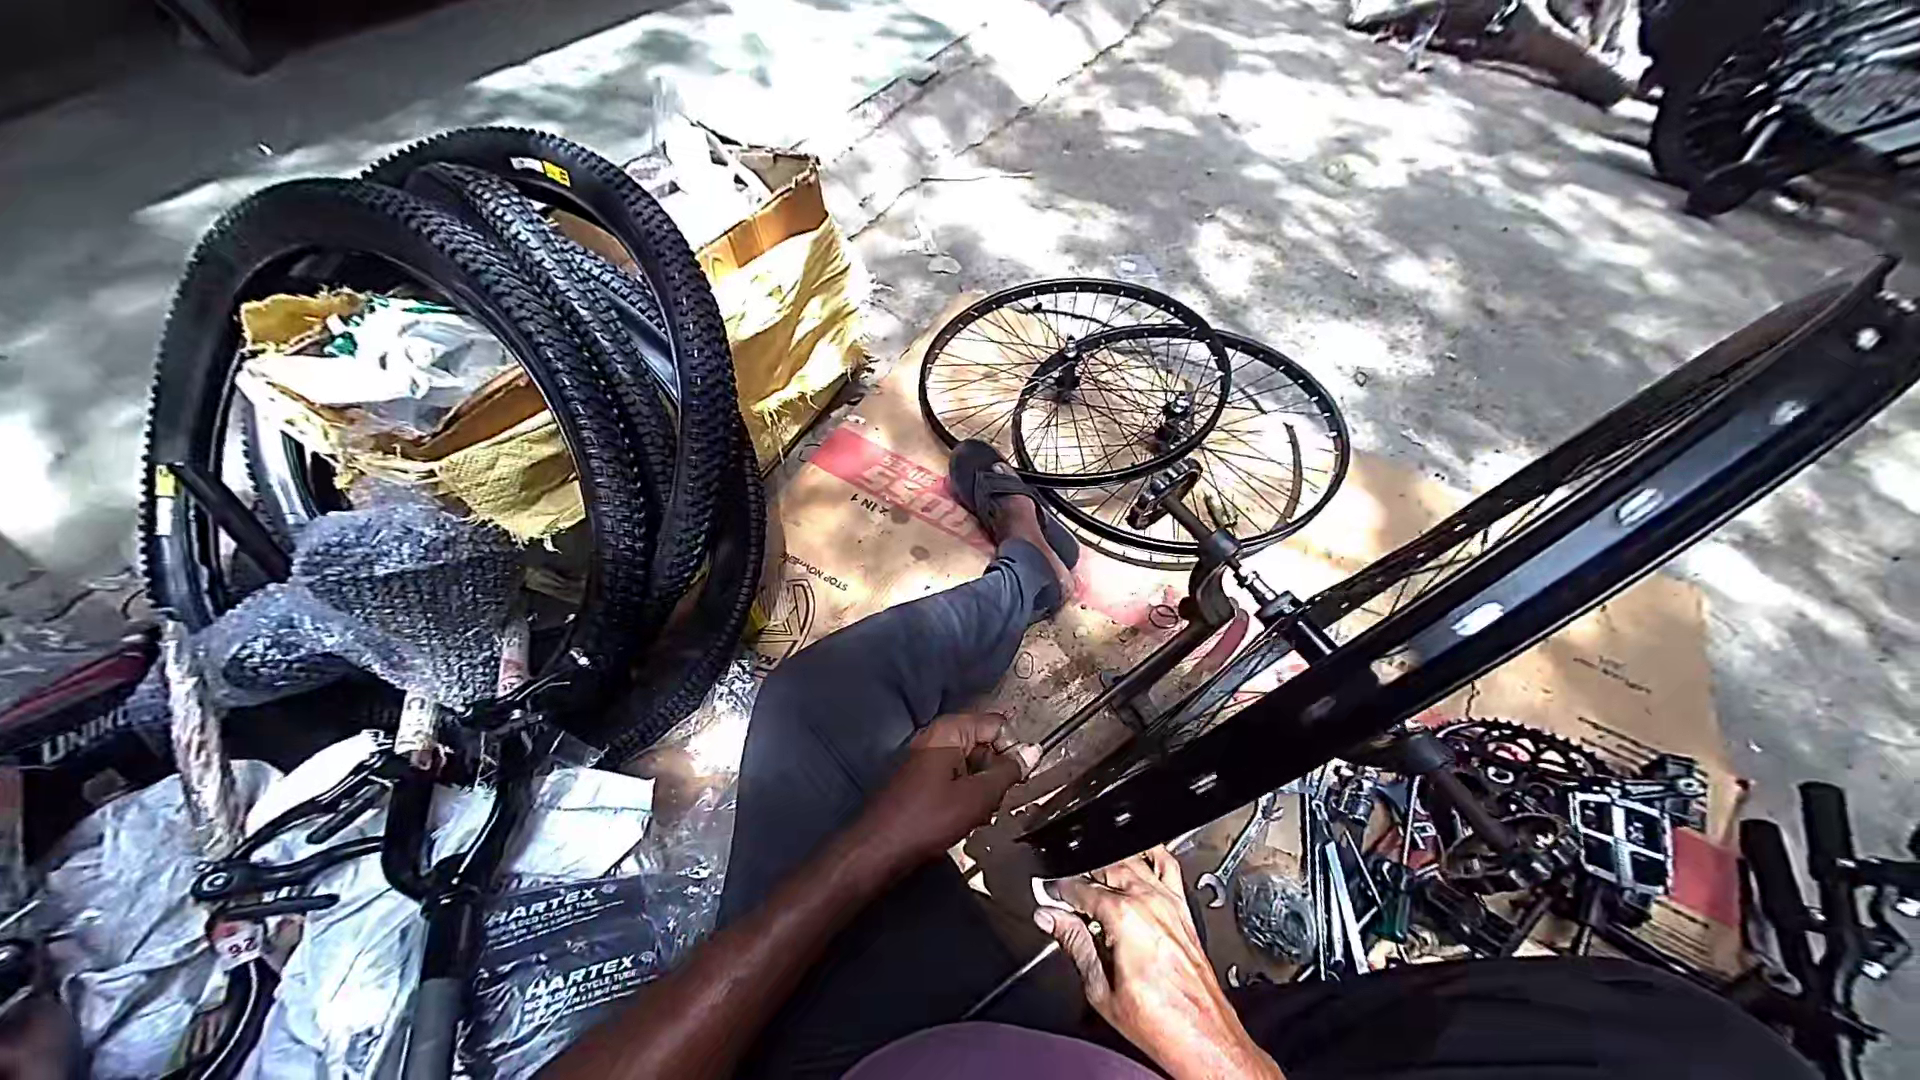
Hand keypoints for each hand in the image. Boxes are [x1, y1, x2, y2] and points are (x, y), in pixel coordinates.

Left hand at [855, 713, 1038, 864]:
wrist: (880, 848)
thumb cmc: (927, 819)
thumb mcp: (977, 796)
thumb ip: (1008, 772)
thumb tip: (1031, 751)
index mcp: (950, 730)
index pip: (997, 725)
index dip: (1012, 750)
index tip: (1018, 778)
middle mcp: (939, 736)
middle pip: (986, 744)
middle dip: (997, 772)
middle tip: (996, 800)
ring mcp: (930, 757)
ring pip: (974, 765)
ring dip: (984, 789)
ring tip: (979, 813)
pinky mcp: (925, 778)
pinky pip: (958, 778)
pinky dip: (968, 796)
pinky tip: (966, 818)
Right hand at [1036, 847, 1283, 1079]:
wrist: (1204, 1039)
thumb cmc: (1160, 1024)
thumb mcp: (1101, 989)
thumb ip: (1074, 944)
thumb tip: (1050, 918)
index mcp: (1123, 917)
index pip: (1079, 888)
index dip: (1057, 890)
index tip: (1048, 896)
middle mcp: (1147, 900)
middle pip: (1103, 866)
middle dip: (1079, 872)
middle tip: (1064, 888)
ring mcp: (1167, 900)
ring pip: (1130, 859)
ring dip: (1106, 862)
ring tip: (1091, 875)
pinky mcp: (1182, 907)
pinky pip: (1166, 864)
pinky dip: (1148, 852)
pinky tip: (1135, 855)